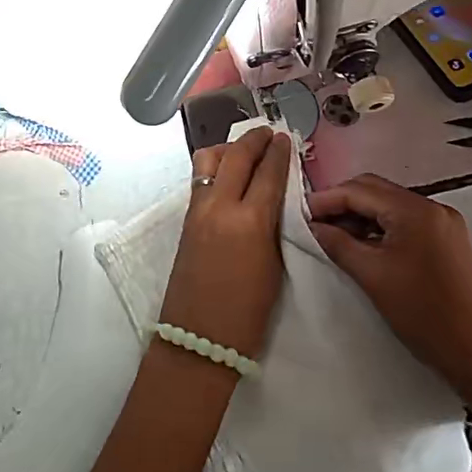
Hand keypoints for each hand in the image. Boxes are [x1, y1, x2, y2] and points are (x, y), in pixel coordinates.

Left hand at [160, 128, 292, 359]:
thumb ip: (275, 226)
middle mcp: (221, 207)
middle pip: (236, 156)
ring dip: (228, 149)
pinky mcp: (185, 221)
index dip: (279, 152)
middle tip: (268, 133)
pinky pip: (199, 181)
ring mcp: (198, 211)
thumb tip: (277, 201)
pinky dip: (215, 169)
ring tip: (243, 152)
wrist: (199, 338)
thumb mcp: (275, 266)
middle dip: (254, 140)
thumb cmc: (248, 312)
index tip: (286, 138)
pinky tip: (228, 177)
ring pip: (208, 161)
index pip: (268, 172)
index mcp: (251, 221)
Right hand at [307, 174, 471, 400]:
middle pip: (376, 191)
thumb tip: (313, 226)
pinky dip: (381, 229)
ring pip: (390, 207)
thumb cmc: (422, 314)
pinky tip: (362, 246)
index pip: (360, 190)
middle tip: (313, 224)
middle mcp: (432, 207)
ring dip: (361, 216)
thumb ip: (337, 243)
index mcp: (415, 210)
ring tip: (333, 237)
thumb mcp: (371, 276)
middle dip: (342, 203)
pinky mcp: (447, 241)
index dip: (326, 199)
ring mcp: (443, 223)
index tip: (299, 213)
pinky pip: (406, 223)